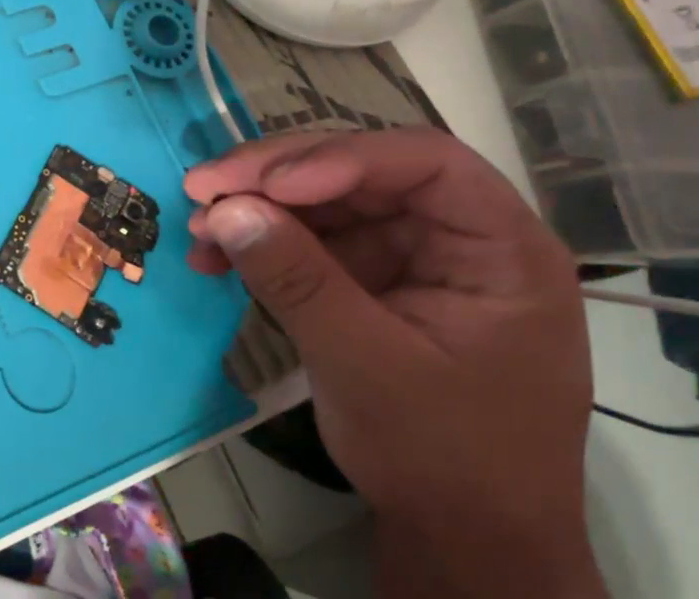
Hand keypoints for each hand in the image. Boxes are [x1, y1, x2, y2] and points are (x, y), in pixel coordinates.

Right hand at [185, 130, 602, 597]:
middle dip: (277, 178)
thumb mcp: (364, 364)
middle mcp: (459, 240)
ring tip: (197, 228)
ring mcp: (413, 261)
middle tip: (203, 187)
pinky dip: (262, 244)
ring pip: (327, 204)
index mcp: (501, 250)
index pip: (425, 163)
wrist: (463, 540)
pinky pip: (313, 243)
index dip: (340, 158)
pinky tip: (215, 258)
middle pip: (364, 174)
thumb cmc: (443, 456)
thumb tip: (225, 209)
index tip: (264, 183)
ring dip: (258, 209)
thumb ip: (297, 280)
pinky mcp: (374, 284)